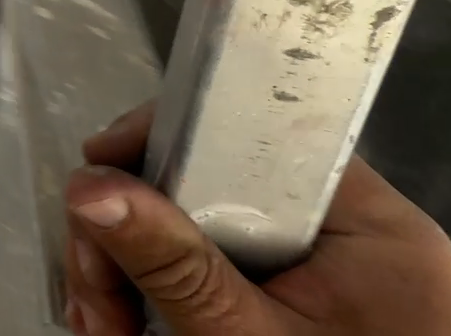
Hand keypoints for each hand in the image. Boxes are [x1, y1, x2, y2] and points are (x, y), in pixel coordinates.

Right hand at [63, 103, 450, 334]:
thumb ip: (175, 264)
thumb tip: (86, 184)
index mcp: (365, 225)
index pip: (241, 133)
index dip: (155, 143)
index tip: (96, 181)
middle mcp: (333, 229)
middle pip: (186, 184)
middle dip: (118, 235)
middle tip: (94, 293)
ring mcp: (302, 263)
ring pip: (170, 223)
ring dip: (115, 268)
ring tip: (101, 324)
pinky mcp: (275, 292)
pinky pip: (185, 258)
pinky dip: (138, 287)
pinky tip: (118, 323)